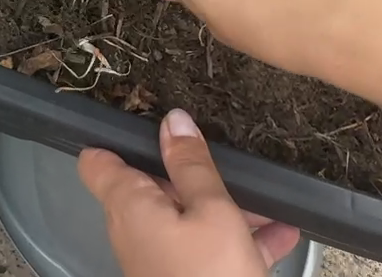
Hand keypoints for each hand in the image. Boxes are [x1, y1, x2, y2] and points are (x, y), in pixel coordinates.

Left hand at [79, 108, 300, 276]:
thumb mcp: (213, 213)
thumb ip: (191, 164)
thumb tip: (172, 118)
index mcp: (128, 204)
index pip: (97, 161)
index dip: (117, 139)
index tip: (146, 122)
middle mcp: (134, 230)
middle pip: (150, 185)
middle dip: (187, 172)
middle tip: (225, 158)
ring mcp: (158, 262)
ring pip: (185, 218)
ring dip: (221, 206)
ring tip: (266, 196)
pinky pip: (207, 251)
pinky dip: (238, 239)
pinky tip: (284, 234)